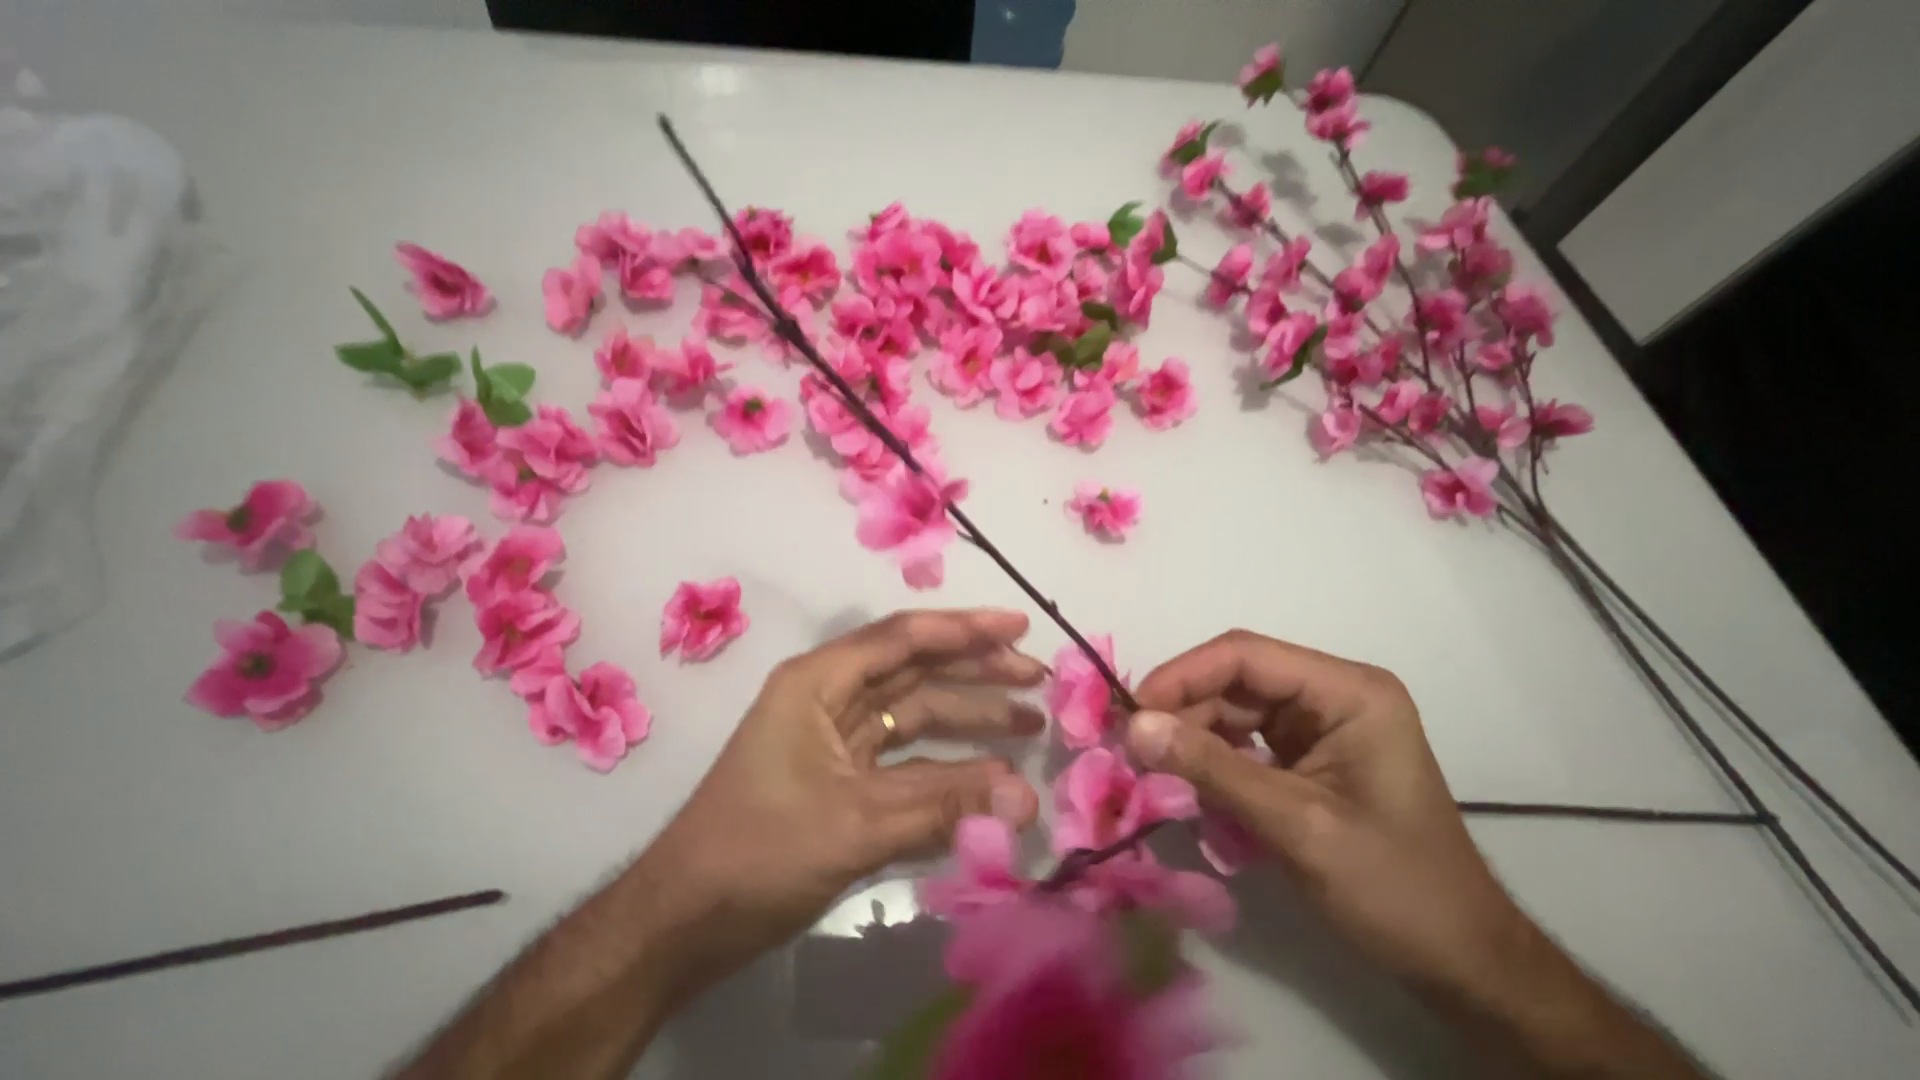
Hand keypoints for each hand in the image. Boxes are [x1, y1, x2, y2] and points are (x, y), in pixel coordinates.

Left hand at [642, 608, 1045, 994]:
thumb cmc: (759, 852)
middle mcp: (828, 700)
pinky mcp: (843, 784)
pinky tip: (990, 775)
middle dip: (976, 672)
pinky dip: (947, 767)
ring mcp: (836, 743)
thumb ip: (945, 808)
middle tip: (1038, 678)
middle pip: (914, 672)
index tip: (1020, 627)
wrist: (687, 919)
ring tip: (1029, 722)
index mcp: (818, 683)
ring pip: (913, 715)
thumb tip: (1029, 798)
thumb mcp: (855, 825)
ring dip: (968, 719)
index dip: (964, 630)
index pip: (902, 639)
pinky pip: (906, 761)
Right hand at [1122, 629, 1529, 1001]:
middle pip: (1236, 681)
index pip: (1246, 656)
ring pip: (1235, 712)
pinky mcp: (1311, 759)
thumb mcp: (1296, 824)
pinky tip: (1192, 791)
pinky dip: (1215, 765)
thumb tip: (1133, 727)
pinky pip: (1247, 744)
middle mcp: (1335, 695)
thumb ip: (1213, 769)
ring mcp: (1323, 727)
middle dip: (1183, 713)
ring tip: (1155, 776)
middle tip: (1132, 753)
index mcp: (1349, 692)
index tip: (1130, 715)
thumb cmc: (1393, 886)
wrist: (1458, 957)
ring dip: (1194, 741)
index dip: (1181, 676)